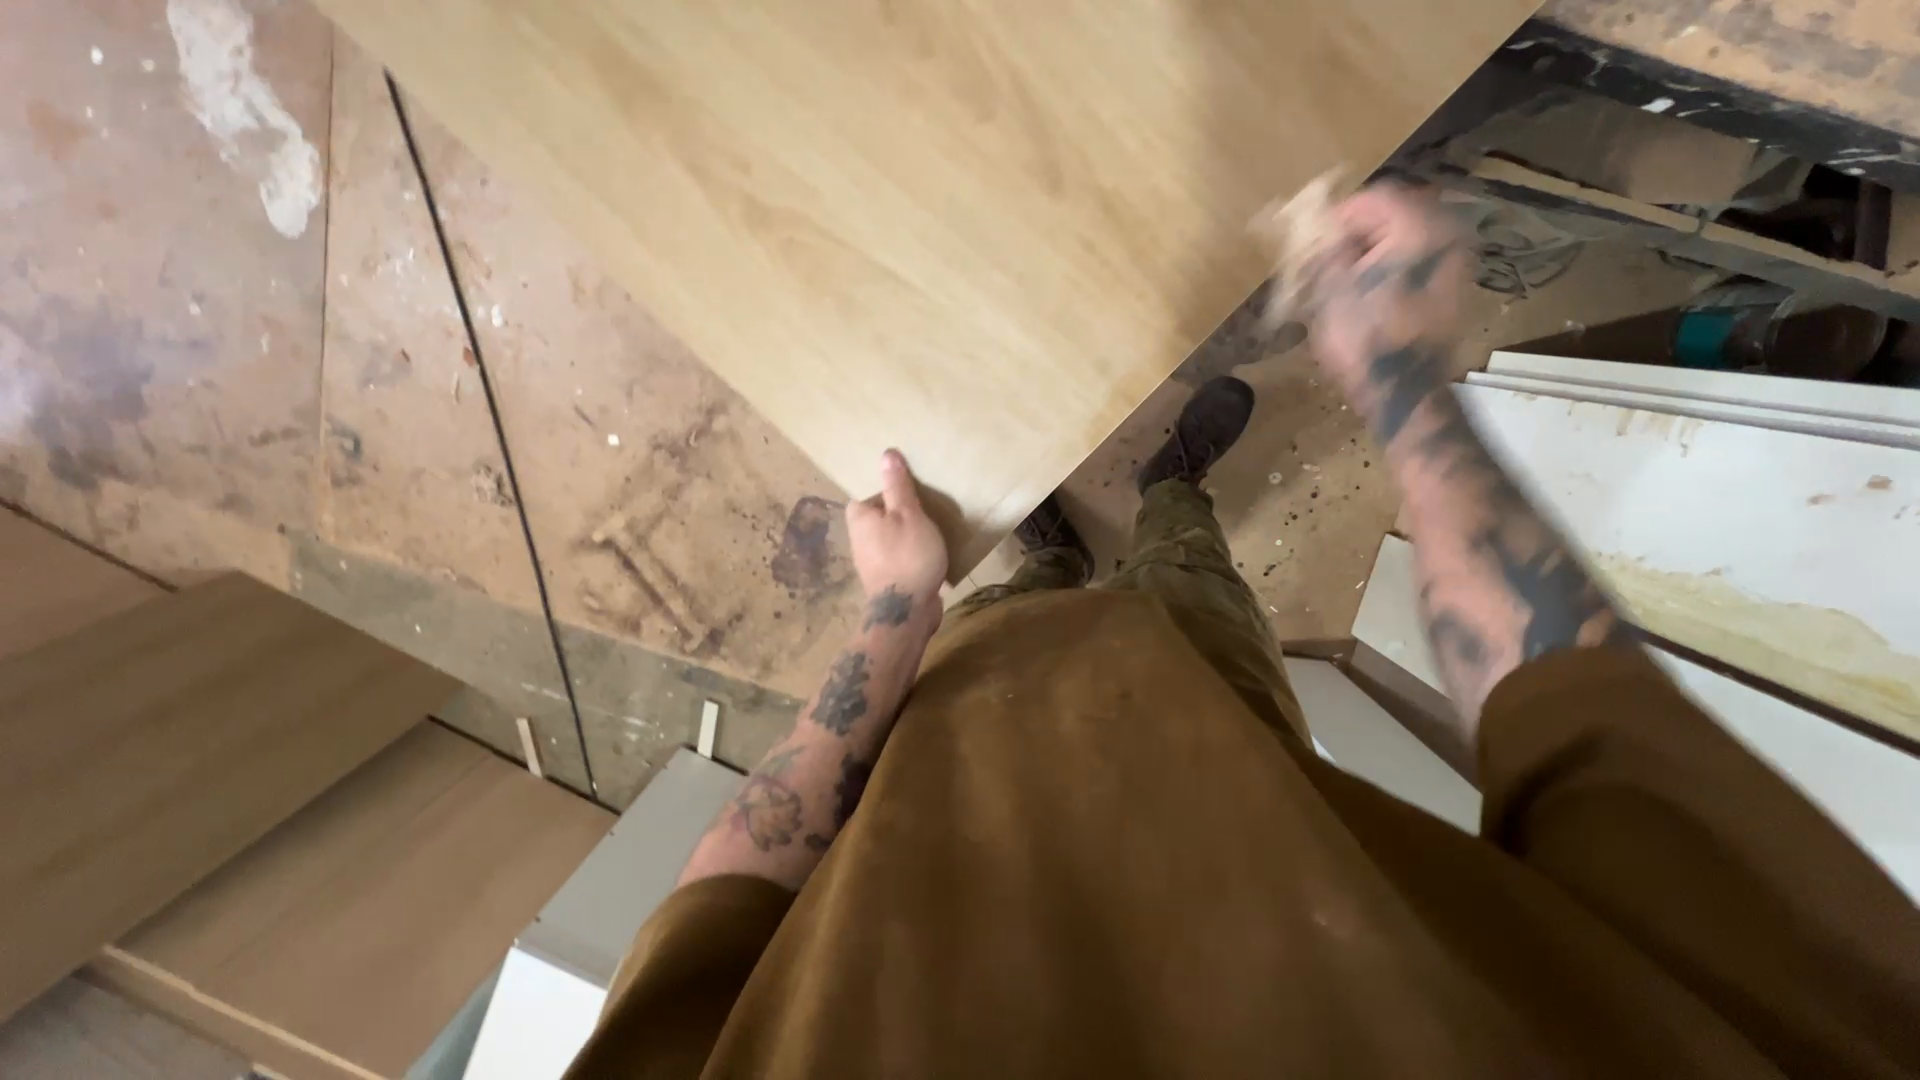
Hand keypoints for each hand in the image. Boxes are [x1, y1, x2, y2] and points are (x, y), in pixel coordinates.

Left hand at [845, 449, 947, 606]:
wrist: (907, 611)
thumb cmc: (908, 556)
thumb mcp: (908, 514)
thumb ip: (897, 486)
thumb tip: (886, 454)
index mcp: (860, 517)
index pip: (869, 492)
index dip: (890, 488)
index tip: (912, 487)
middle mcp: (860, 537)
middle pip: (882, 514)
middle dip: (901, 510)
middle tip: (928, 503)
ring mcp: (872, 560)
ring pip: (893, 536)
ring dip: (910, 532)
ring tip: (935, 525)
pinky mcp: (888, 577)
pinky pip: (901, 555)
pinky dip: (914, 552)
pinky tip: (933, 552)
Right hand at [1305, 181, 1468, 396]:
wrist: (1403, 392)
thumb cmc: (1365, 340)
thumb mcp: (1332, 291)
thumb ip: (1325, 249)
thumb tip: (1317, 229)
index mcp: (1420, 227)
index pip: (1375, 196)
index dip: (1337, 215)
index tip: (1311, 240)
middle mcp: (1448, 234)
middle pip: (1394, 213)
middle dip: (1356, 232)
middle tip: (1325, 258)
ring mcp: (1457, 261)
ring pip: (1406, 237)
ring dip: (1372, 250)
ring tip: (1342, 278)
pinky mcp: (1454, 286)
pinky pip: (1417, 260)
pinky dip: (1391, 267)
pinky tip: (1367, 293)